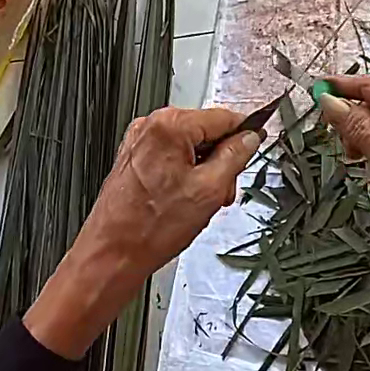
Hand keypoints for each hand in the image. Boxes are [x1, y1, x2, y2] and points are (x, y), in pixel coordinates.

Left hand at [27, 107, 260, 356]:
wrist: (112, 253)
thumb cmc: (148, 227)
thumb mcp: (210, 190)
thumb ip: (235, 156)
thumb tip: (249, 139)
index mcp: (169, 125)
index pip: (223, 116)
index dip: (245, 134)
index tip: (257, 143)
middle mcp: (150, 127)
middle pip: (206, 131)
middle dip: (221, 160)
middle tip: (224, 190)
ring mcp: (139, 143)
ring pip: (190, 146)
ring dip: (205, 171)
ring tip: (202, 202)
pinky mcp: (135, 159)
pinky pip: (172, 157)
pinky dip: (186, 175)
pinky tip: (184, 201)